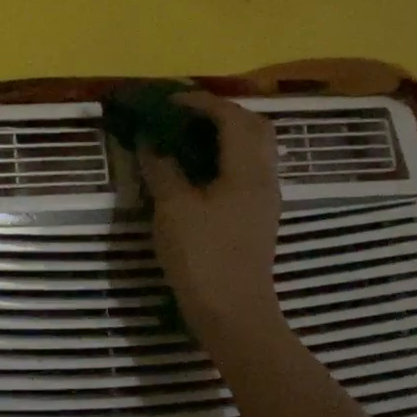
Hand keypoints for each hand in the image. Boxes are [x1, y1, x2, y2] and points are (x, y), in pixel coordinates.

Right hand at [138, 93, 281, 315]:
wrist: (233, 314)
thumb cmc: (203, 258)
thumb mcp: (173, 209)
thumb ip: (163, 169)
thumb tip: (152, 142)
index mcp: (247, 170)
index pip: (231, 117)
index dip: (200, 102)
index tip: (167, 101)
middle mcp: (264, 177)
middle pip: (254, 127)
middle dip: (221, 112)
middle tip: (184, 115)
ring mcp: (264, 199)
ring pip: (253, 150)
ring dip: (224, 135)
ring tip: (187, 139)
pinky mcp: (256, 217)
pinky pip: (246, 170)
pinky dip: (224, 158)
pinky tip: (197, 171)